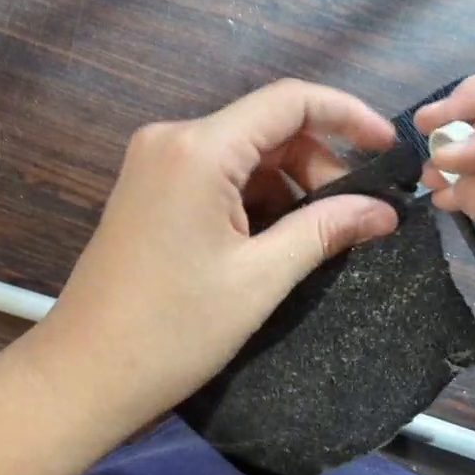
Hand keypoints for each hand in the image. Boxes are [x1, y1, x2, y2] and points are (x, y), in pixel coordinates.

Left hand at [30, 79, 400, 425]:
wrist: (84, 373)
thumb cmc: (173, 330)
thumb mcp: (260, 279)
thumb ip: (325, 230)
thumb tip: (385, 210)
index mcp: (198, 148)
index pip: (289, 101)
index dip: (347, 116)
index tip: (390, 149)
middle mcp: (171, 139)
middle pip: (266, 128)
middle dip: (317, 164)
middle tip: (354, 217)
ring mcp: (153, 163)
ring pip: (243, 154)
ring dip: (288, 186)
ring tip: (317, 237)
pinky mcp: (147, 189)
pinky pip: (215, 175)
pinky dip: (253, 198)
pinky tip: (273, 240)